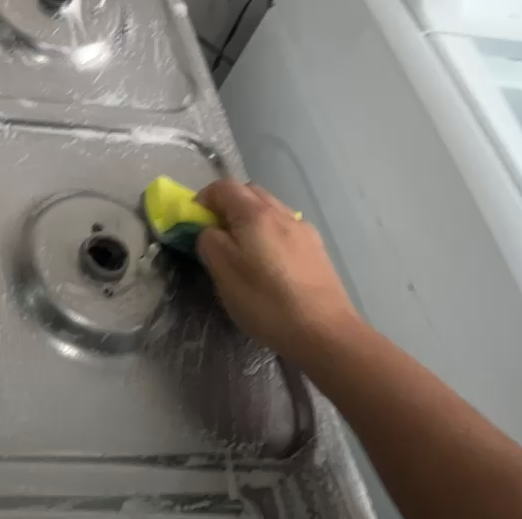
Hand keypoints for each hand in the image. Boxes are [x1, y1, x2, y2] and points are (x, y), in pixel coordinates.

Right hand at [196, 180, 361, 365]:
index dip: (204, 198)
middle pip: (249, 192)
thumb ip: (208, 241)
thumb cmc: (266, 301)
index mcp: (255, 213)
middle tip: (217, 233)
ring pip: (270, 209)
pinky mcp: (318, 250)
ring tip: (245, 249)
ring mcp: (304, 230)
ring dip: (251, 217)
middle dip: (228, 204)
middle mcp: (281, 213)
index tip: (195, 222)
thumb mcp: (222, 271)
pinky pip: (286, 227)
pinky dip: (271, 232)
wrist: (326, 334)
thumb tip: (210, 231)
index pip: (223, 187)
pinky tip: (272, 262)